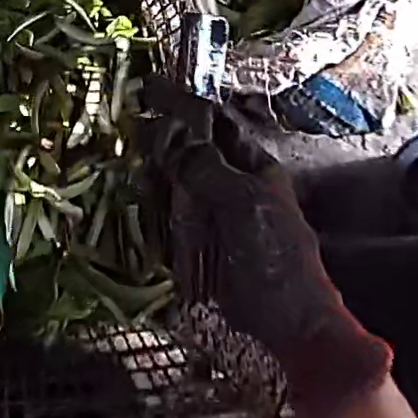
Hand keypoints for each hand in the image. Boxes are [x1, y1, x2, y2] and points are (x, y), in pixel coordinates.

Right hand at [145, 86, 392, 417]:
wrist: (288, 329)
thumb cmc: (276, 259)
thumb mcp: (243, 203)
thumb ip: (204, 165)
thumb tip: (168, 131)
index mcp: (251, 165)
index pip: (212, 123)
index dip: (184, 104)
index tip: (151, 88)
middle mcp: (228, 182)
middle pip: (187, 148)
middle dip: (161, 135)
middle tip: (131, 119)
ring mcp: (210, 212)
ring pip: (173, 176)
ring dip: (152, 165)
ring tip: (129, 152)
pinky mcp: (195, 241)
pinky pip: (167, 210)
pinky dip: (150, 199)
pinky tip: (136, 189)